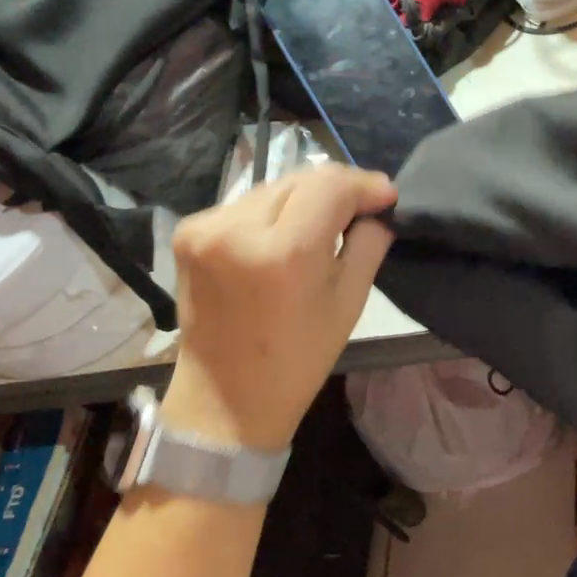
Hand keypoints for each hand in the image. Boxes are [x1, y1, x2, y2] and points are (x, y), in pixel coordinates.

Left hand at [159, 165, 396, 449]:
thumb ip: (368, 244)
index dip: (364, 185)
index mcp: (285, 251)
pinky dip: (272, 213)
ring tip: (324, 225)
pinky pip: (245, 205)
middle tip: (363, 210)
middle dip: (337, 190)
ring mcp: (206, 227)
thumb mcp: (350, 302)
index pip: (330, 185)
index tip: (387, 197)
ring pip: (272, 188)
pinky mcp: (189, 232)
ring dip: (304, 200)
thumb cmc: (300, 358)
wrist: (228, 396)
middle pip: (300, 179)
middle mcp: (238, 227)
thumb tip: (376, 210)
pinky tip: (283, 239)